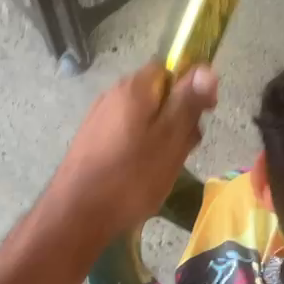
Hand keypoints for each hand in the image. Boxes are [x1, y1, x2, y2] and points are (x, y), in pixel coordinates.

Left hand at [46, 60, 218, 238]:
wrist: (76, 215)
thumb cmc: (131, 178)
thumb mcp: (170, 140)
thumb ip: (188, 103)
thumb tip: (208, 69)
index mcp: (134, 89)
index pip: (171, 69)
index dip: (192, 88)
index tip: (204, 116)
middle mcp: (113, 95)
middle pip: (157, 94)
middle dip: (177, 117)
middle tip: (185, 150)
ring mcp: (99, 118)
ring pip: (143, 117)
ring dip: (161, 136)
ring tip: (165, 167)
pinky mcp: (92, 141)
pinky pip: (127, 134)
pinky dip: (141, 148)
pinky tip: (142, 174)